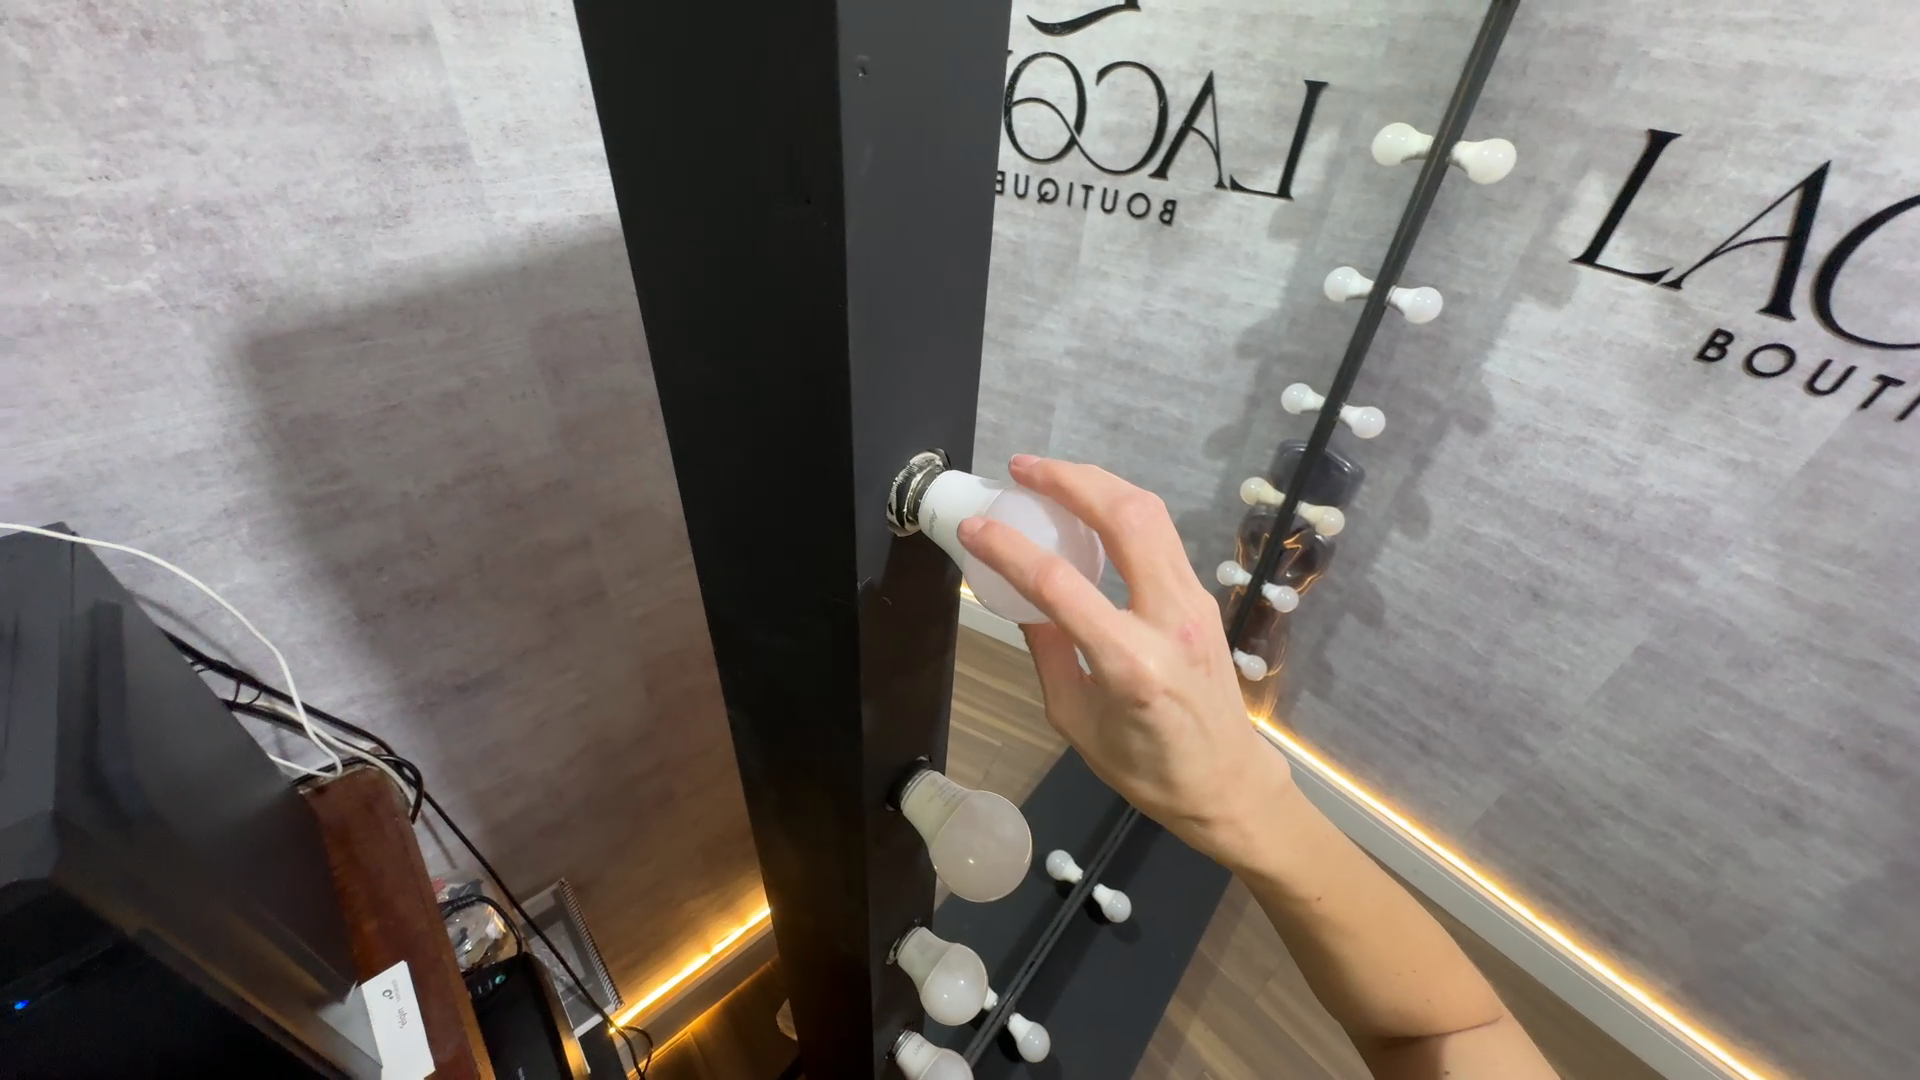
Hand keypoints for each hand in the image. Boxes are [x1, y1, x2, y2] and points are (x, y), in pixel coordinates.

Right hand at [956, 455, 1293, 865]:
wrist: (1229, 784)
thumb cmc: (1147, 769)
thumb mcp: (1075, 721)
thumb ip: (1048, 652)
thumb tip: (1024, 599)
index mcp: (1129, 663)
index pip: (1059, 585)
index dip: (1010, 548)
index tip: (975, 526)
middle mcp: (1169, 618)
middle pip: (1126, 519)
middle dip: (1070, 480)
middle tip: (1021, 468)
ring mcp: (1195, 602)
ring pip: (1151, 515)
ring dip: (1098, 483)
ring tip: (1050, 474)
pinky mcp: (1202, 597)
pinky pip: (1160, 534)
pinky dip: (1120, 508)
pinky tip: (1090, 508)